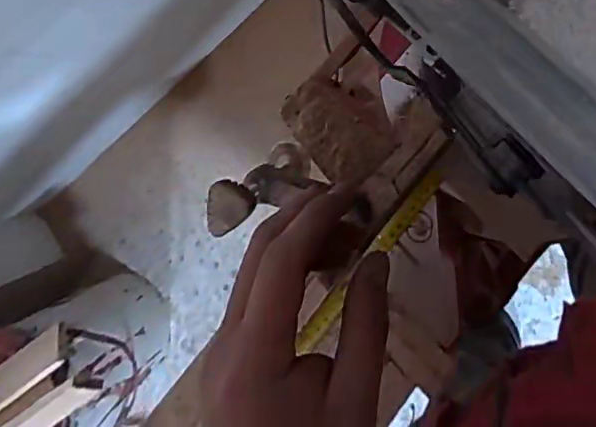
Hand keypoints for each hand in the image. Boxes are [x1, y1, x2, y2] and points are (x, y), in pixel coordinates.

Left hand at [204, 184, 390, 426]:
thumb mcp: (354, 406)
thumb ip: (366, 327)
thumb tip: (376, 258)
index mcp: (253, 351)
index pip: (281, 257)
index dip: (318, 214)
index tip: (353, 191)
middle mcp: (225, 339)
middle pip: (259, 252)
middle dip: (304, 214)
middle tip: (351, 201)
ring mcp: (219, 348)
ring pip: (252, 269)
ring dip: (296, 238)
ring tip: (345, 234)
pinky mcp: (225, 358)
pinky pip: (253, 293)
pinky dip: (286, 268)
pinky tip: (319, 269)